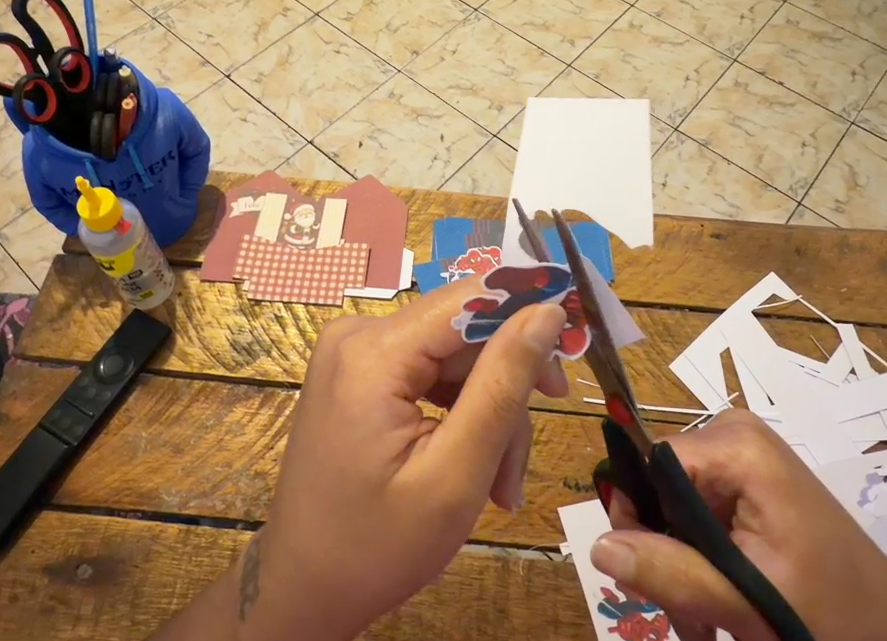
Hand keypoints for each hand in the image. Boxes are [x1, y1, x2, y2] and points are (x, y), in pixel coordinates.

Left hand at [184, 278, 569, 640]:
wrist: (304, 588)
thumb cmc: (378, 546)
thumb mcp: (456, 472)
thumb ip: (503, 384)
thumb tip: (547, 311)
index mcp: (373, 351)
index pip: (470, 297)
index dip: (531, 305)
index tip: (581, 336)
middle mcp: (359, 334)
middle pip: (464, 334)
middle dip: (507, 391)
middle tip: (526, 457)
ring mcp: (356, 353)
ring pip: (454, 360)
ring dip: (487, 415)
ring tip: (499, 484)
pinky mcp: (360, 373)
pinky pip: (430, 375)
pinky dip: (459, 416)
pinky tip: (474, 468)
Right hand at [591, 409, 886, 640]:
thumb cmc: (831, 616)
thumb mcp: (744, 600)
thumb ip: (670, 571)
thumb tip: (598, 545)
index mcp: (737, 444)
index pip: (648, 461)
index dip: (638, 516)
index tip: (651, 577)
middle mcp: (735, 433)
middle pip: (659, 481)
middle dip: (662, 549)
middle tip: (688, 613)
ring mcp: (746, 454)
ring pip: (673, 501)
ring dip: (678, 561)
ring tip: (706, 617)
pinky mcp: (752, 477)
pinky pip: (698, 506)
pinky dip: (699, 555)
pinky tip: (718, 598)